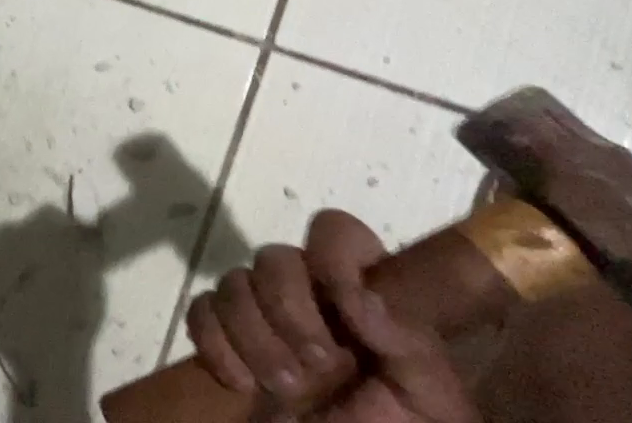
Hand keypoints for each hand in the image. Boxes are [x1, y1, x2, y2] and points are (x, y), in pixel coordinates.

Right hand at [187, 210, 479, 422]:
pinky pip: (199, 311)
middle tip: (317, 365)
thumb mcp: (432, 399)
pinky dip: (214, 344)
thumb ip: (409, 345)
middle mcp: (307, 293)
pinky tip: (241, 382)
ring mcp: (261, 314)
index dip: (331, 252)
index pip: (336, 232)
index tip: (344, 304)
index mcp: (359, 295)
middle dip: (288, 310)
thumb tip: (360, 299)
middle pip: (273, 257)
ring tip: (283, 387)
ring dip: (253, 337)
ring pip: (231, 283)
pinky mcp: (225, 337)